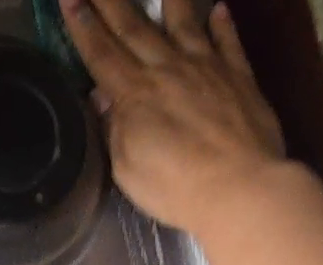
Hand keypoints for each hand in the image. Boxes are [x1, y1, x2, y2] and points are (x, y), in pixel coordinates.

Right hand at [61, 0, 286, 233]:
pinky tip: (218, 8)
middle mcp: (168, 69)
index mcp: (135, 95)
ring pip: (184, 21)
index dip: (83, 25)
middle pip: (134, 27)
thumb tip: (103, 97)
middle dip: (112, 1)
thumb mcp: (127, 168)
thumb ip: (115, 129)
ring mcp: (206, 68)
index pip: (101, 53)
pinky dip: (222, 23)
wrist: (238, 187)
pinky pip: (228, 41)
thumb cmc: (173, 187)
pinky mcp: (239, 76)